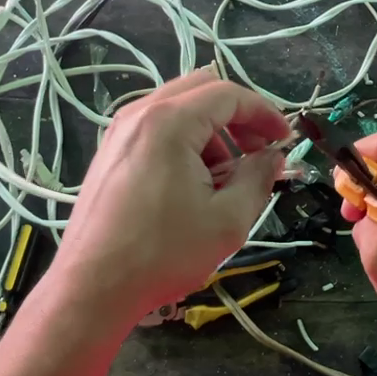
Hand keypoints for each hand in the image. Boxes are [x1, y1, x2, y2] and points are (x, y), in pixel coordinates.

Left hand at [51, 69, 287, 324]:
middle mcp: (140, 114)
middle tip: (258, 151)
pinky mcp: (110, 151)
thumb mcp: (228, 219)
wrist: (93, 287)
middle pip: (202, 89)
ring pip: (179, 107)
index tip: (284, 139)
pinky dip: (185, 140)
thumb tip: (272, 157)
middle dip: (238, 115)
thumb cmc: (163, 253)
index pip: (229, 94)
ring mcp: (119, 131)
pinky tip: (192, 184)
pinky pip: (157, 126)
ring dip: (212, 130)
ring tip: (225, 177)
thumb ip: (259, 177)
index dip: (264, 113)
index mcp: (169, 121)